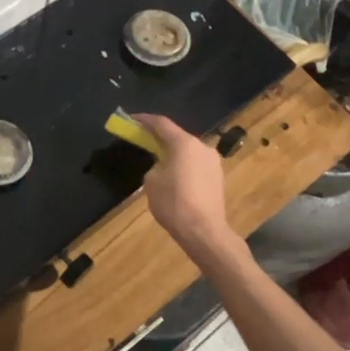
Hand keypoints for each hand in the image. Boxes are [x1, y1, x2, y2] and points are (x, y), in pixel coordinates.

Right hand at [137, 114, 234, 256]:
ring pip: (188, 151)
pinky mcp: (218, 176)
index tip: (131, 119)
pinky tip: (175, 177)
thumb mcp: (152, 183)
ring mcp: (213, 161)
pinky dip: (183, 164)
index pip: (162, 124)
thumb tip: (162, 167)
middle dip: (159, 138)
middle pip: (177, 136)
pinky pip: (196, 164)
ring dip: (173, 152)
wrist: (204, 231)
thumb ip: (155, 166)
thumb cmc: (174, 204)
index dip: (144, 120)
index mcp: (185, 144)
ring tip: (159, 162)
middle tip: (143, 141)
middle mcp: (202, 146)